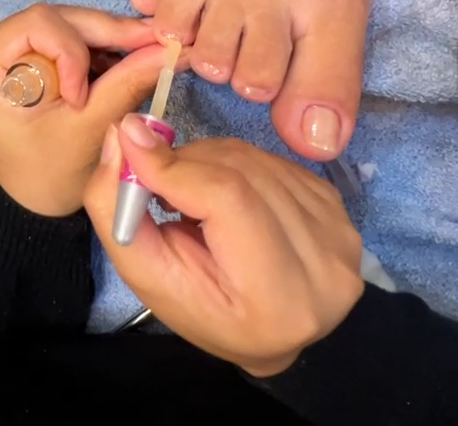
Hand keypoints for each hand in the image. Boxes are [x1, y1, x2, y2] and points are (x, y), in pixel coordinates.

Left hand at [0, 5, 175, 216]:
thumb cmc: (46, 174)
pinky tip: (131, 63)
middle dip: (107, 33)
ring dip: (112, 39)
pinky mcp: (42, 55)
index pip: (36, 24)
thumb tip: (169, 51)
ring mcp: (20, 47)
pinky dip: (106, 48)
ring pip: (73, 23)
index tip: (82, 98)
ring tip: (148, 56)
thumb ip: (123, 88)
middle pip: (58, 18)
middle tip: (155, 46)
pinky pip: (78, 37)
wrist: (36, 199)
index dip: (70, 50)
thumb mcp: (84, 134)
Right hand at [86, 120, 365, 376]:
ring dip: (206, 160)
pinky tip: (225, 192)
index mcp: (279, 299)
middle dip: (183, 161)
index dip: (174, 164)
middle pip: (239, 170)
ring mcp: (341, 234)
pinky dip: (233, 162)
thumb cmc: (198, 305)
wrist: (262, 326)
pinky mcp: (339, 207)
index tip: (130, 140)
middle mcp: (327, 266)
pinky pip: (269, 157)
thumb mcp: (143, 270)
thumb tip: (123, 130)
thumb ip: (116, 205)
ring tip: (191, 194)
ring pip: (252, 156)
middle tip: (156, 180)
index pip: (228, 198)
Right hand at [128, 0, 427, 160]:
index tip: (267, 62)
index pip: (266, 87)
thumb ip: (332, 65)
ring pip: (178, 31)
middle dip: (227, 59)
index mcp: (309, 7)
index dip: (267, 83)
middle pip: (216, 61)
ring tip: (204, 8)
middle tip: (235, 30)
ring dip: (190, 31)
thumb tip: (315, 147)